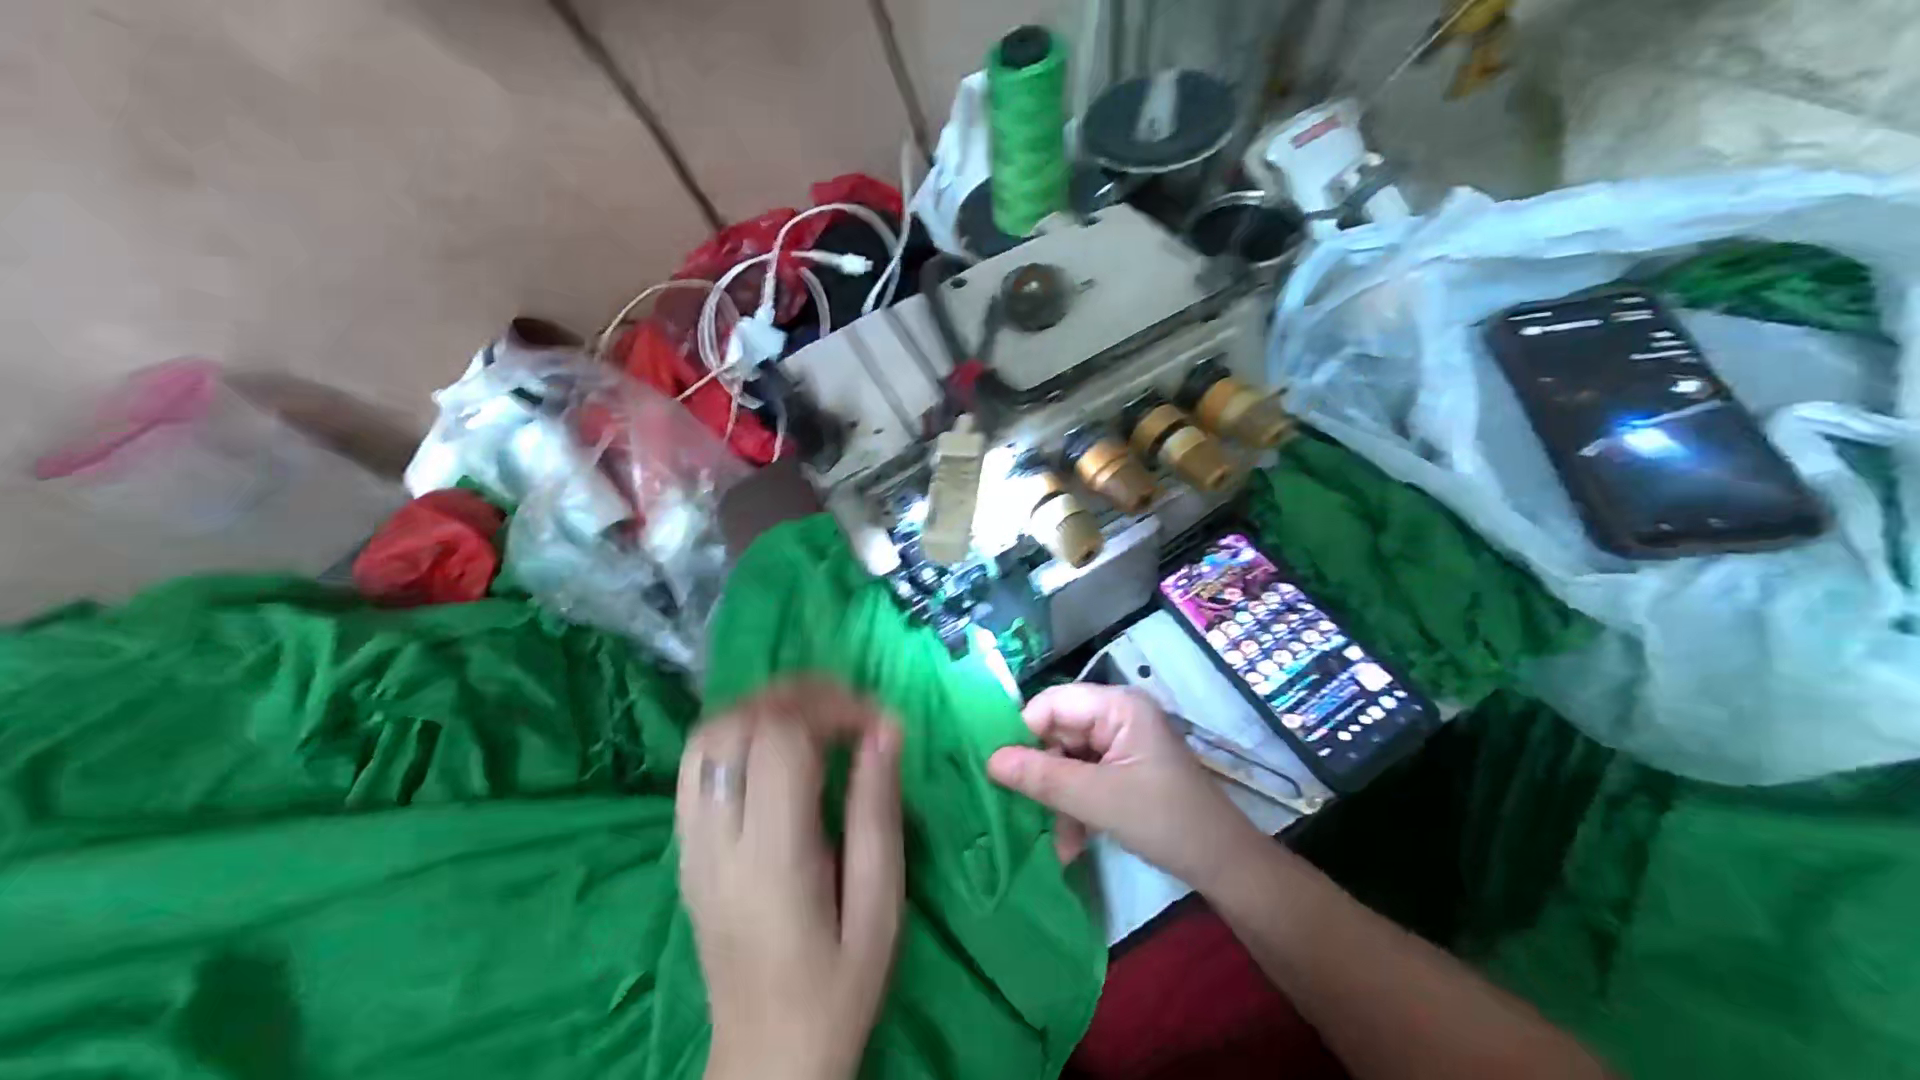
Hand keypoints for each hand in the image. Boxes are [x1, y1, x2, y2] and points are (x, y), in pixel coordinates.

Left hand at [676, 681, 904, 1079]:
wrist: (766, 1057)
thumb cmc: (838, 988)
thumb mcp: (880, 906)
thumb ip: (877, 811)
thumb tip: (885, 729)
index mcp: (771, 860)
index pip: (781, 742)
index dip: (831, 709)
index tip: (877, 720)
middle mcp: (716, 843)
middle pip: (734, 725)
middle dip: (795, 695)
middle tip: (847, 706)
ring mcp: (689, 845)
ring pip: (706, 736)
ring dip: (761, 707)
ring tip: (814, 714)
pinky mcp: (683, 850)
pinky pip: (696, 764)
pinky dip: (737, 732)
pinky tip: (776, 744)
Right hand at [987, 683, 1263, 888]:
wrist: (1224, 866)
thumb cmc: (1164, 820)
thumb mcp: (1097, 799)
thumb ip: (1041, 777)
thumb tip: (989, 760)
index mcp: (1117, 706)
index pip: (1052, 703)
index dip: (1023, 732)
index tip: (998, 768)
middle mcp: (1117, 717)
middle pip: (1058, 733)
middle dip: (1043, 776)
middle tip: (1022, 809)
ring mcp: (1121, 745)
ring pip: (1067, 761)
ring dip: (1058, 801)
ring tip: (1058, 843)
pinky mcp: (1124, 771)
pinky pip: (1084, 780)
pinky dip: (1075, 809)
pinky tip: (1071, 845)